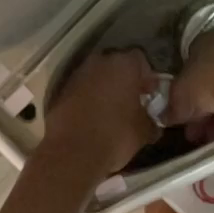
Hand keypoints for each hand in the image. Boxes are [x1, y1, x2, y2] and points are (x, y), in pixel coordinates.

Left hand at [42, 49, 160, 174]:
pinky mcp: (61, 90)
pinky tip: (94, 117)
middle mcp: (98, 62)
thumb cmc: (116, 135)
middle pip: (116, 64)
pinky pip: (81, 89)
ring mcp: (76, 75)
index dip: (147, 77)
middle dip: (125, 80)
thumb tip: (153, 121)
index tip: (149, 94)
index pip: (140, 59)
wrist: (73, 153)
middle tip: (132, 100)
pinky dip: (88, 98)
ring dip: (105, 88)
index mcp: (123, 64)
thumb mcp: (145, 130)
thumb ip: (151, 119)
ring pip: (97, 76)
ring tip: (113, 110)